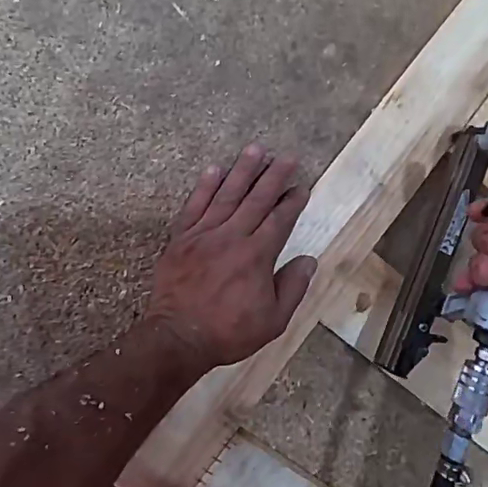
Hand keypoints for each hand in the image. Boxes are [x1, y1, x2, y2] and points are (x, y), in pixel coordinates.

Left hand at [144, 144, 318, 371]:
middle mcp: (232, 237)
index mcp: (256, 256)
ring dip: (243, 170)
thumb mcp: (273, 320)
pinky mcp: (182, 238)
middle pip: (257, 199)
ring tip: (255, 149)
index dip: (292, 202)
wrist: (179, 337)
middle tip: (287, 157)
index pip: (279, 220)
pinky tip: (214, 169)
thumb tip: (308, 261)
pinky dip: (205, 186)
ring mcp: (204, 234)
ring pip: (227, 195)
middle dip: (274, 176)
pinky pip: (195, 205)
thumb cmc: (229, 332)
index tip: (302, 187)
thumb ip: (292, 287)